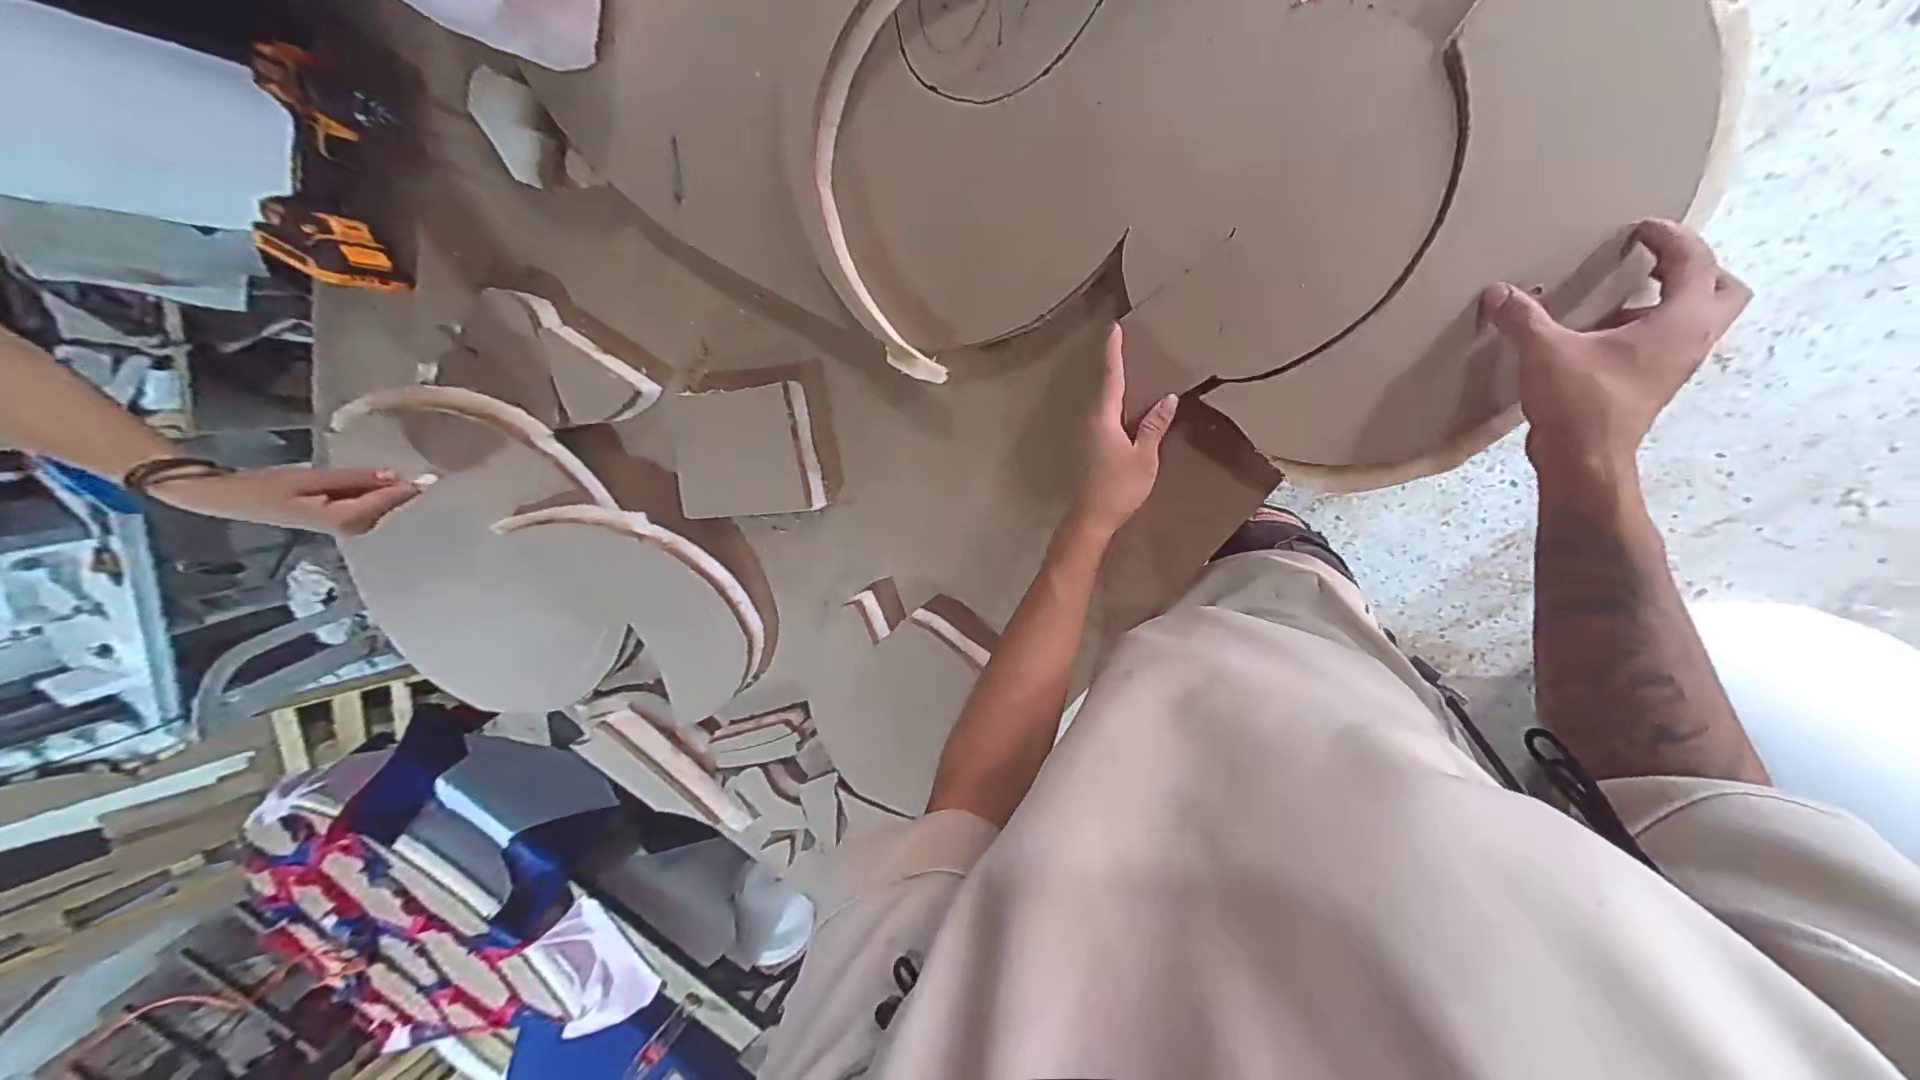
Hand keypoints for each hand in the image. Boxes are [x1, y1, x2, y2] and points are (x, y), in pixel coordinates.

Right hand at [149, 466, 420, 535]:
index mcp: (345, 519)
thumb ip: (353, 478)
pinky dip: (378, 492)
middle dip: (406, 490)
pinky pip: (370, 504)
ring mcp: (349, 526)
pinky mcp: (342, 519)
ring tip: (414, 471)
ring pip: (382, 505)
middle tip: (429, 471)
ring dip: (394, 491)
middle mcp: (353, 527)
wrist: (226, 497)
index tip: (433, 475)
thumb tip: (394, 475)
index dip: (410, 488)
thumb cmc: (264, 486)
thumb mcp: (309, 477)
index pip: (388, 501)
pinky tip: (384, 479)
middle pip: (390, 505)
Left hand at [1072, 325, 1178, 536]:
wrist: (1092, 517)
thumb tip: (1167, 399)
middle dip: (1113, 361)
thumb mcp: (1144, 456)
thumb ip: (1153, 426)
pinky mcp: (1090, 445)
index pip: (1110, 376)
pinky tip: (1127, 403)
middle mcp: (1091, 420)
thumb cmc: (1119, 488)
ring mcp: (1088, 433)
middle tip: (1124, 339)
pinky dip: (1115, 401)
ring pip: (1103, 400)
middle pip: (1104, 384)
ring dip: (1114, 382)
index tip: (1114, 328)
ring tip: (1129, 364)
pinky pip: (1104, 414)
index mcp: (1103, 418)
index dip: (1113, 351)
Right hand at [1481, 219, 1750, 489]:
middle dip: (1696, 271)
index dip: (1670, 239)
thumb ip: (1523, 319)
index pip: (1693, 262)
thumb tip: (1498, 292)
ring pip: (1696, 321)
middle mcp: (1691, 340)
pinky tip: (1602, 339)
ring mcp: (1675, 367)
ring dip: (1669, 304)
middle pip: (1723, 290)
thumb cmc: (1580, 402)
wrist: (1583, 458)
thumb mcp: (1544, 352)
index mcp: (1681, 321)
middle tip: (1658, 265)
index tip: (1644, 229)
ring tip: (1623, 301)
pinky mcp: (1651, 386)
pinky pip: (1666, 345)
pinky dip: (1645, 332)